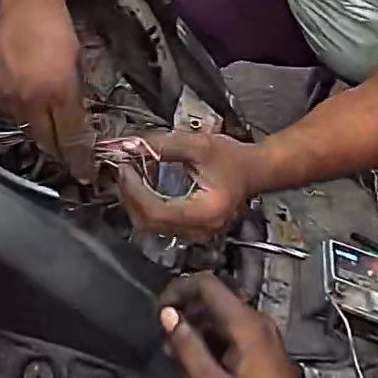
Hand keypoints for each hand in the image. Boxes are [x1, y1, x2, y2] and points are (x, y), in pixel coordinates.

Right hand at [0, 0, 95, 181]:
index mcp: (59, 92)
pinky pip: (10, 112)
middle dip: (58, 150)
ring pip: (25, 128)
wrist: (26, 4)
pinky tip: (29, 105)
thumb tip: (75, 122)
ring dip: (39, 132)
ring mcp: (9, 94)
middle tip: (68, 157)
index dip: (79, 158)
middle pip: (45, 140)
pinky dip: (22, 114)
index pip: (70, 137)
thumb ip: (73, 96)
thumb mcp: (77, 64)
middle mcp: (31, 98)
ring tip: (48, 129)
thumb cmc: (58, 28)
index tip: (85, 172)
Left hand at [117, 131, 259, 239]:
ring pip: (150, 225)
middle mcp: (200, 229)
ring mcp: (195, 232)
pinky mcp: (190, 228)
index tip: (125, 168)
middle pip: (149, 223)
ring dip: (135, 200)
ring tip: (132, 174)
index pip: (156, 212)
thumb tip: (131, 145)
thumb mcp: (196, 145)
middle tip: (124, 168)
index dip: (134, 191)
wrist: (253, 170)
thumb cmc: (231, 159)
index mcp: (205, 212)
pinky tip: (142, 184)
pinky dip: (144, 204)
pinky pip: (158, 222)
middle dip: (130, 195)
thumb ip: (162, 145)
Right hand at [160, 273, 326, 377]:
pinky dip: (211, 340)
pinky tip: (197, 363)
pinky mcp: (265, 353)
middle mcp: (260, 326)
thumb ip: (188, 347)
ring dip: (196, 327)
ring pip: (221, 316)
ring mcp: (265, 339)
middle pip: (214, 298)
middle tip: (166, 332)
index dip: (178, 289)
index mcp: (249, 327)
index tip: (162, 307)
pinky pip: (232, 332)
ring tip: (177, 352)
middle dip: (185, 311)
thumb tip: (169, 317)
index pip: (207, 284)